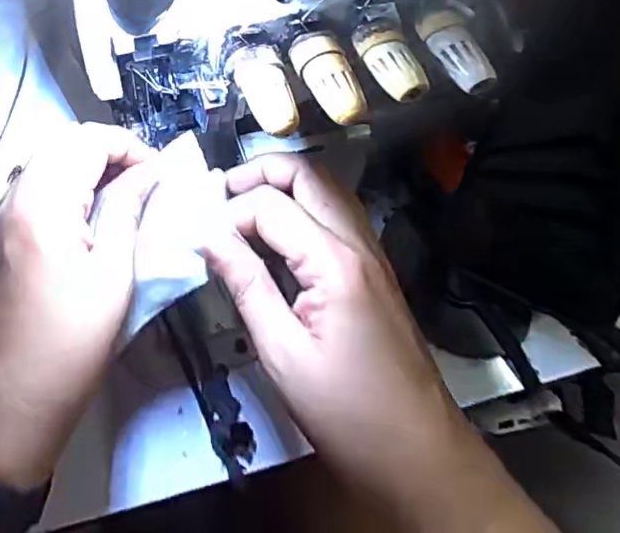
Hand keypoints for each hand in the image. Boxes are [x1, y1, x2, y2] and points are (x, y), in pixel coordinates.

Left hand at [0, 123, 158, 489]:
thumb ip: (129, 210)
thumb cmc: (67, 348)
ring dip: (88, 165)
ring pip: (48, 161)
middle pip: (65, 142)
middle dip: (109, 150)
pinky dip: (67, 183)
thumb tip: (150, 171)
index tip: (159, 174)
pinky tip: (90, 215)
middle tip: (144, 181)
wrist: (0, 412)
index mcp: (41, 206)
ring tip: (123, 196)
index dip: (130, 147)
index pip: (88, 140)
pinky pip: (34, 185)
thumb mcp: (114, 277)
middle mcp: (12, 200)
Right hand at [200, 155, 554, 531]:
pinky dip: (303, 205)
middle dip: (260, 172)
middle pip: (307, 173)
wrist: (417, 448)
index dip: (230, 213)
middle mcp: (357, 240)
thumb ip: (246, 286)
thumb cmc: (348, 412)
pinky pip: (336, 212)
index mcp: (335, 261)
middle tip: (221, 193)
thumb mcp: (283, 355)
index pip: (272, 205)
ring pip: (325, 186)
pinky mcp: (373, 264)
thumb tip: (210, 238)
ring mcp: (371, 249)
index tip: (202, 236)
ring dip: (284, 184)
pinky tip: (277, 234)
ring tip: (242, 207)